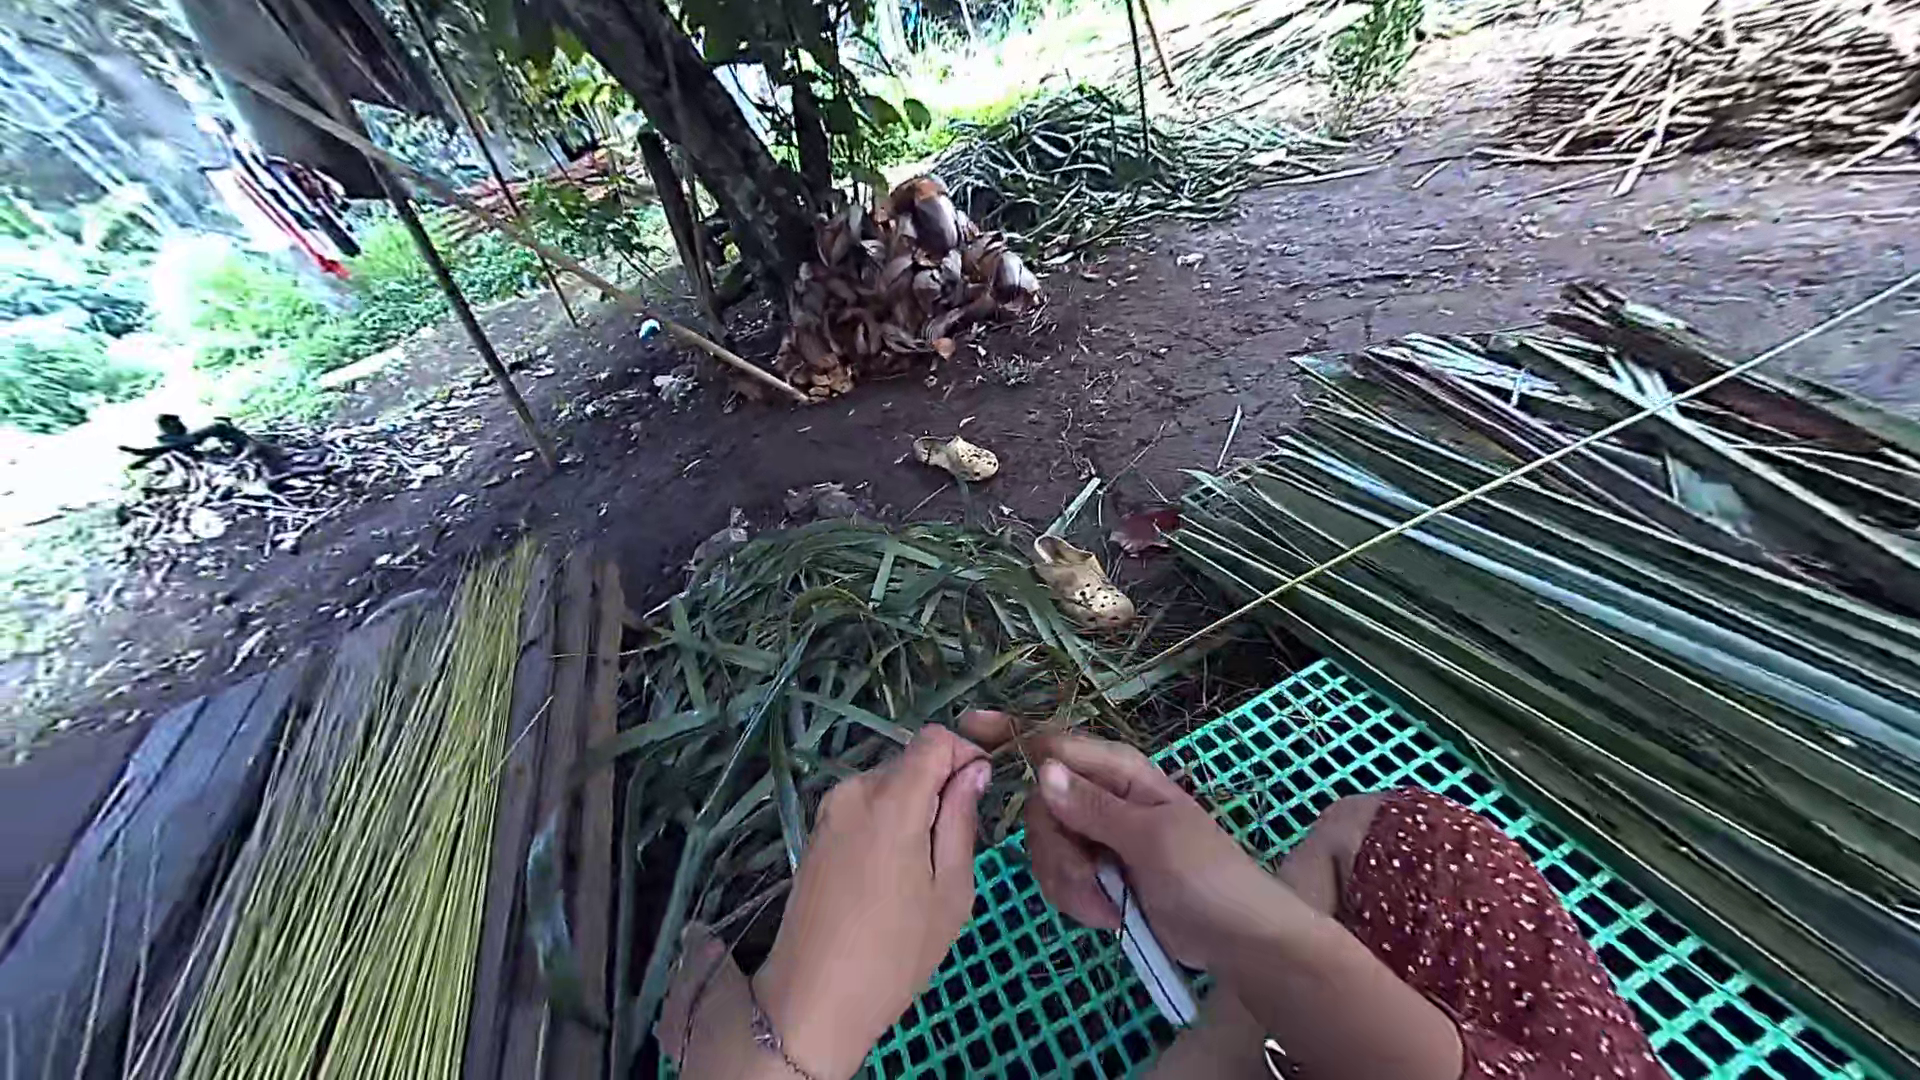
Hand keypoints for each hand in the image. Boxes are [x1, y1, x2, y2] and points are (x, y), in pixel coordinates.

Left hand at [751, 724, 991, 1079]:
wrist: (809, 1002)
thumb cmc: (893, 953)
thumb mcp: (949, 891)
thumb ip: (961, 819)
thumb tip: (975, 770)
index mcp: (890, 799)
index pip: (934, 738)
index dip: (964, 753)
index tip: (980, 787)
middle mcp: (856, 788)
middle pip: (912, 759)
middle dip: (941, 783)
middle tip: (955, 838)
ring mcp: (831, 805)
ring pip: (890, 779)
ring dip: (916, 801)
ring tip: (922, 860)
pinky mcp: (819, 825)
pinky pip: (867, 800)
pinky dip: (890, 814)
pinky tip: (892, 865)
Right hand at [1023, 734, 1294, 969]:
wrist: (1235, 940)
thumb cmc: (1206, 875)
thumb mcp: (1152, 839)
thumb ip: (1094, 806)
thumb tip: (1041, 771)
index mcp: (1115, 768)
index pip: (1050, 741)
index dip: (1009, 734)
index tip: (968, 728)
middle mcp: (1095, 791)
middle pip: (1038, 805)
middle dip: (1056, 850)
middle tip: (1089, 877)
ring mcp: (1089, 830)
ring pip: (1042, 845)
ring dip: (1068, 882)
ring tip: (1108, 904)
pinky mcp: (1088, 866)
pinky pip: (1054, 875)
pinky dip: (1075, 900)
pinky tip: (1108, 913)